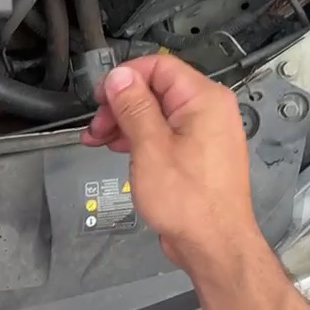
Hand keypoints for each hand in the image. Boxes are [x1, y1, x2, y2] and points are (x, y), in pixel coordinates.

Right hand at [81, 53, 262, 277]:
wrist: (213, 243)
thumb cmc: (187, 200)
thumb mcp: (149, 147)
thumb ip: (133, 107)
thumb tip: (119, 77)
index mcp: (203, 100)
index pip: (159, 66)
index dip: (124, 78)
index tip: (100, 98)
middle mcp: (209, 111)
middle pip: (155, 90)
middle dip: (120, 105)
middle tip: (96, 127)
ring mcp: (204, 133)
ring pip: (156, 113)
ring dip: (124, 123)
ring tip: (99, 142)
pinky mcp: (196, 154)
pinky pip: (163, 134)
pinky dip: (138, 139)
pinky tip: (119, 151)